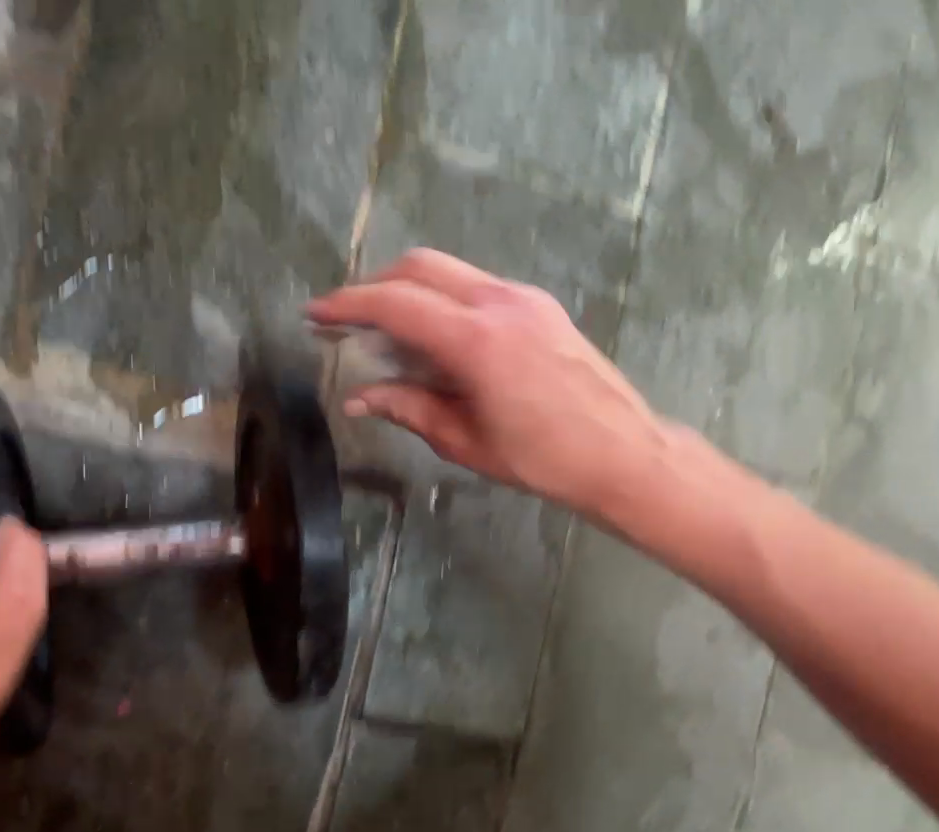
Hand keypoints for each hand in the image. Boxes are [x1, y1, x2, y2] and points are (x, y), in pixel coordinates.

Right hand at [308, 249, 671, 516]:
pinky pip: (475, 286)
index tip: (315, 313)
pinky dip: (442, 299)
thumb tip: (359, 398)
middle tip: (347, 318)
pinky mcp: (538, 305)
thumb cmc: (542, 458)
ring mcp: (523, 298)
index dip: (348, 304)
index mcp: (476, 339)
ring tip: (385, 331)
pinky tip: (434, 338)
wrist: (623, 452)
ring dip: (409, 289)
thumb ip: (408, 408)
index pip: (396, 303)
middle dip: (374, 285)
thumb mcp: (464, 440)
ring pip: (449, 271)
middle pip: (420, 266)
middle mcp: (499, 302)